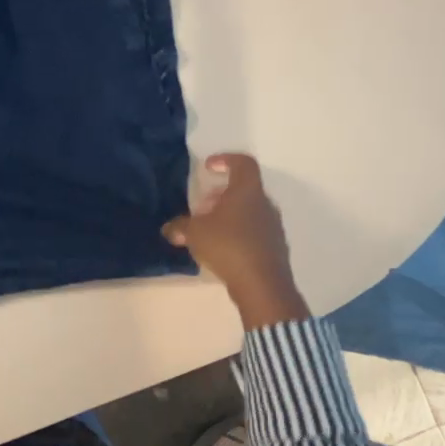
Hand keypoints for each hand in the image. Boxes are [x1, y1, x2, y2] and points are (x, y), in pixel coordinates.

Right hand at [162, 154, 310, 330]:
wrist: (263, 285)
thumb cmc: (228, 246)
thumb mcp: (194, 233)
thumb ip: (179, 227)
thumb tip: (169, 229)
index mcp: (247, 192)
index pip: (243, 163)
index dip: (225, 160)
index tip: (208, 168)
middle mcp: (264, 204)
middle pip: (244, 189)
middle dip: (220, 194)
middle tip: (202, 206)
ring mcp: (273, 226)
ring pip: (249, 211)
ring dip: (229, 214)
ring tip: (208, 230)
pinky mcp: (275, 247)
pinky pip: (254, 231)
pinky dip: (238, 232)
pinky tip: (222, 249)